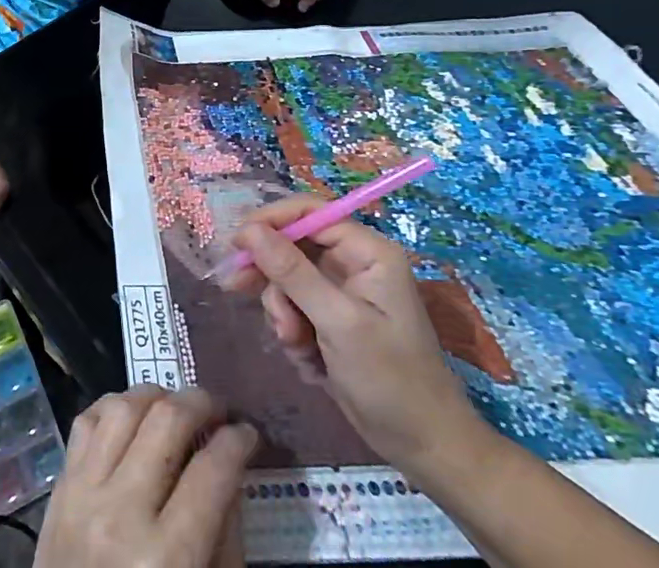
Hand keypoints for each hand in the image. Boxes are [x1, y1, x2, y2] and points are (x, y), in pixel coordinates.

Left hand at [34, 387, 255, 567]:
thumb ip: (224, 532)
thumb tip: (230, 465)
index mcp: (167, 557)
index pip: (211, 471)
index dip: (238, 441)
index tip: (248, 433)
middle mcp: (122, 513)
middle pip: (165, 422)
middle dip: (201, 403)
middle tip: (218, 408)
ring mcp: (84, 493)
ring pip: (122, 408)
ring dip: (156, 396)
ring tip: (176, 405)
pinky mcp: (60, 485)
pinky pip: (86, 421)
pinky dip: (113, 407)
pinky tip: (134, 416)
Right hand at [223, 197, 484, 471]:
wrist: (422, 444)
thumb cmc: (389, 379)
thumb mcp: (337, 322)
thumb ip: (292, 272)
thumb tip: (249, 230)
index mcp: (368, 252)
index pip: (309, 213)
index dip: (270, 221)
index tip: (237, 242)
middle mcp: (354, 263)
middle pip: (291, 245)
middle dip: (271, 275)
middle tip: (235, 288)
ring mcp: (341, 292)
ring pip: (286, 279)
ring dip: (281, 311)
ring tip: (295, 344)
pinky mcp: (330, 318)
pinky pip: (292, 306)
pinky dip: (290, 329)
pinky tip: (307, 359)